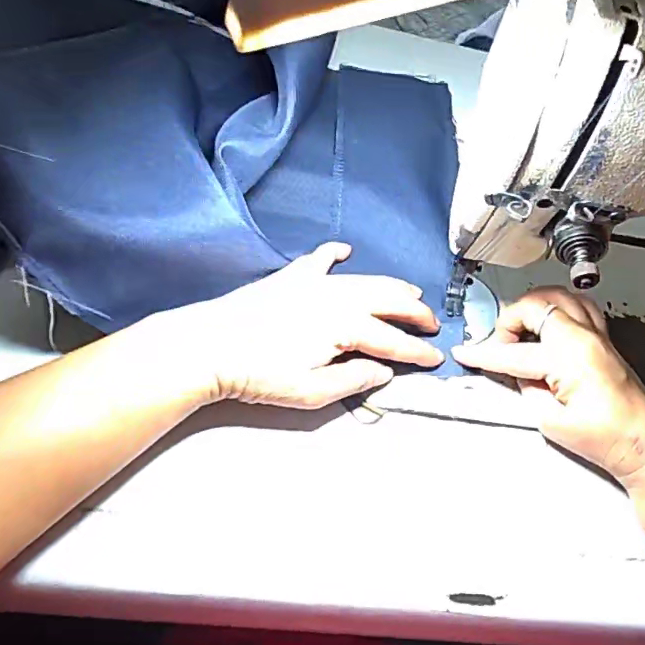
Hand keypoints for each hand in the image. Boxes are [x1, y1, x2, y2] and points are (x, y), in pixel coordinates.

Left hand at [150, 243, 443, 409]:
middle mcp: (337, 298)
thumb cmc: (256, 373)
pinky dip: (335, 254)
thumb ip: (353, 379)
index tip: (434, 358)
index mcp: (346, 327)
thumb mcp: (311, 392)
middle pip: (389, 301)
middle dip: (416, 313)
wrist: (210, 346)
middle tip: (431, 325)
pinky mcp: (290, 278)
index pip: (394, 340)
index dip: (418, 351)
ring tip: (410, 293)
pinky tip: (345, 252)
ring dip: (392, 286)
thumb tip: (382, 372)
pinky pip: (320, 259)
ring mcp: (314, 283)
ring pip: (365, 279)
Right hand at [452, 287, 644, 487]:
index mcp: (568, 355)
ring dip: (533, 308)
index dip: (484, 354)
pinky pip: (580, 306)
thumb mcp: (552, 421)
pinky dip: (558, 308)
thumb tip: (520, 375)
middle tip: (499, 345)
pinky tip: (551, 324)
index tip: (467, 353)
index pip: (513, 352)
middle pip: (534, 306)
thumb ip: (529, 390)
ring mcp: (597, 334)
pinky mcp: (606, 340)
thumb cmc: (610, 438)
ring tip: (521, 329)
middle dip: (508, 321)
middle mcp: (584, 336)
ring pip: (558, 296)